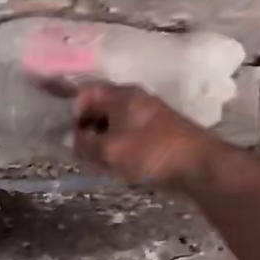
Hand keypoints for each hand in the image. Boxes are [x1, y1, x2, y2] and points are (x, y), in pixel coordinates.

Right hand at [68, 84, 224, 188]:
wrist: (198, 166)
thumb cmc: (150, 153)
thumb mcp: (109, 150)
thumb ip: (83, 144)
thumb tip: (68, 139)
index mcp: (122, 95)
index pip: (85, 93)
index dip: (69, 111)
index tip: (61, 133)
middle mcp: (134, 99)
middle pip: (98, 107)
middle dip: (82, 127)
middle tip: (74, 149)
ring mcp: (146, 115)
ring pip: (111, 122)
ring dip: (98, 139)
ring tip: (91, 159)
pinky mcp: (155, 132)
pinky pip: (125, 134)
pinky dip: (114, 145)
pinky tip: (111, 162)